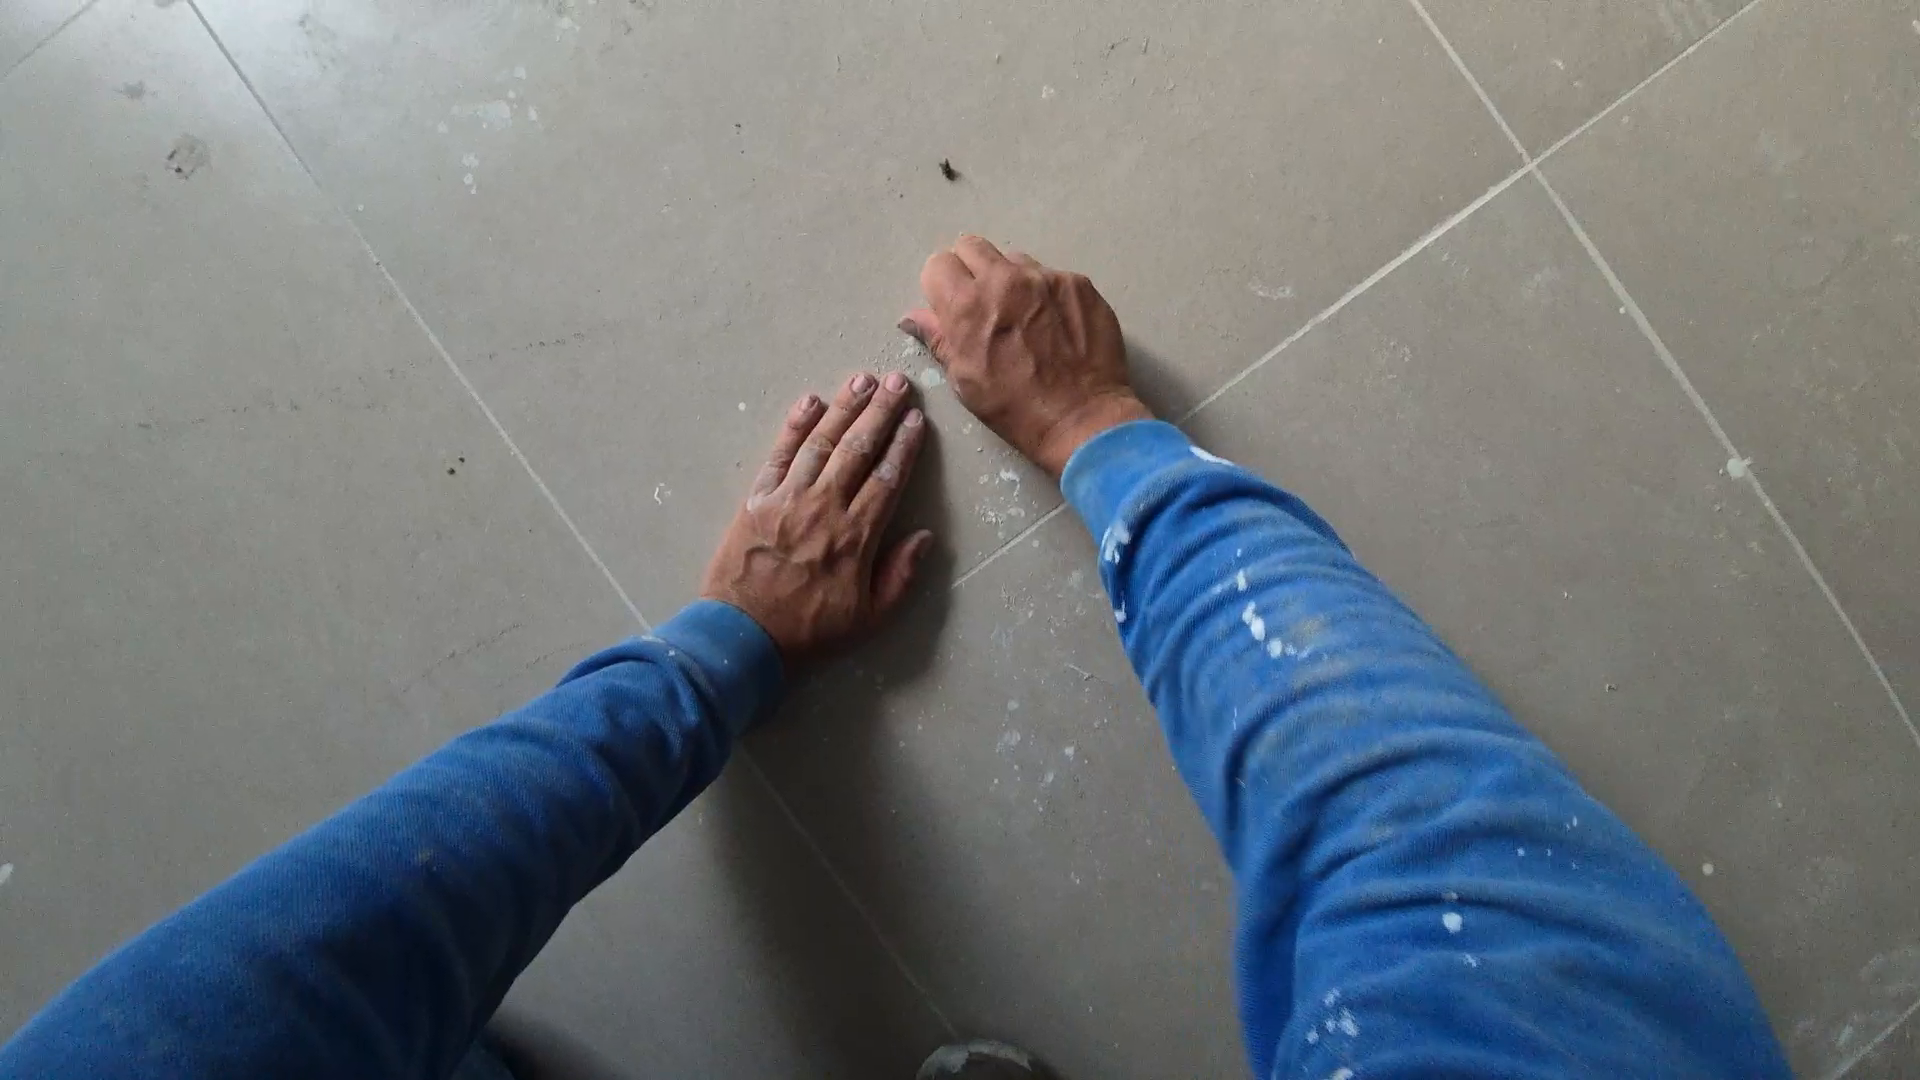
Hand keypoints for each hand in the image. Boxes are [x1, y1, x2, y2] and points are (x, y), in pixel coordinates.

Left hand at [701, 372, 934, 663]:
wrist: (743, 636)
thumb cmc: (811, 630)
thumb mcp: (870, 617)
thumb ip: (901, 576)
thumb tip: (924, 536)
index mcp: (857, 535)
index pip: (888, 477)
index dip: (904, 445)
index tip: (917, 419)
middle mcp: (825, 506)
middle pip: (858, 449)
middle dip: (881, 412)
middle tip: (898, 381)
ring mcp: (788, 498)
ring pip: (821, 442)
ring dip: (844, 408)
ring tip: (862, 380)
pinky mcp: (757, 498)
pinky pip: (779, 455)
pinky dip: (795, 426)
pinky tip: (810, 402)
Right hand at [899, 236, 1152, 477]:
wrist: (1081, 418)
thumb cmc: (1015, 409)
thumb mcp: (965, 381)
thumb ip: (939, 338)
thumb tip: (912, 317)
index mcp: (968, 306)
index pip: (938, 263)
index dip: (941, 286)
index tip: (951, 307)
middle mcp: (1005, 280)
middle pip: (972, 246)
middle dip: (970, 271)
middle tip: (983, 305)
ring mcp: (1046, 278)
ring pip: (1014, 260)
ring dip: (1010, 281)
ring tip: (1023, 318)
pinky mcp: (1079, 284)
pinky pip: (1051, 276)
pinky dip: (1045, 295)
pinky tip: (1054, 326)